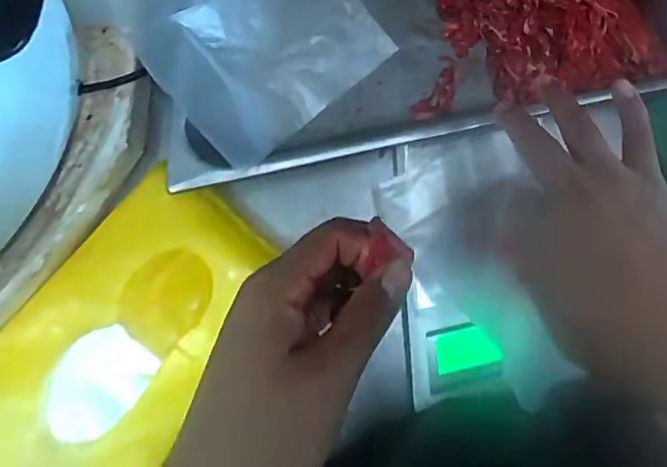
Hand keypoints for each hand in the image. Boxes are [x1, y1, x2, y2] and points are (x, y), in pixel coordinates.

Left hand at [169, 218, 411, 466]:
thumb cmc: (272, 431)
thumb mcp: (331, 373)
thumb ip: (369, 313)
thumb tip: (401, 264)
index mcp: (274, 285)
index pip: (333, 234)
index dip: (372, 243)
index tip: (405, 272)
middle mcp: (264, 290)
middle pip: (325, 254)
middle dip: (365, 265)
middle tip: (397, 298)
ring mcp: (261, 318)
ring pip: (319, 282)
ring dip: (353, 291)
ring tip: (378, 321)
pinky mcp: (263, 345)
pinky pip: (307, 309)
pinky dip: (336, 314)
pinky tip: (351, 339)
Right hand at [498, 82, 666, 466]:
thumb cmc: (618, 340)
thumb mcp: (557, 319)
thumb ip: (531, 274)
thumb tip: (508, 243)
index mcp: (544, 227)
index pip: (508, 203)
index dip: (496, 203)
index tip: (488, 201)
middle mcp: (573, 192)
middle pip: (536, 149)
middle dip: (516, 125)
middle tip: (502, 107)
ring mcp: (614, 180)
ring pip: (582, 129)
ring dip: (562, 103)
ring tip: (547, 82)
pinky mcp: (649, 179)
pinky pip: (638, 135)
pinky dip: (631, 107)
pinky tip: (622, 84)